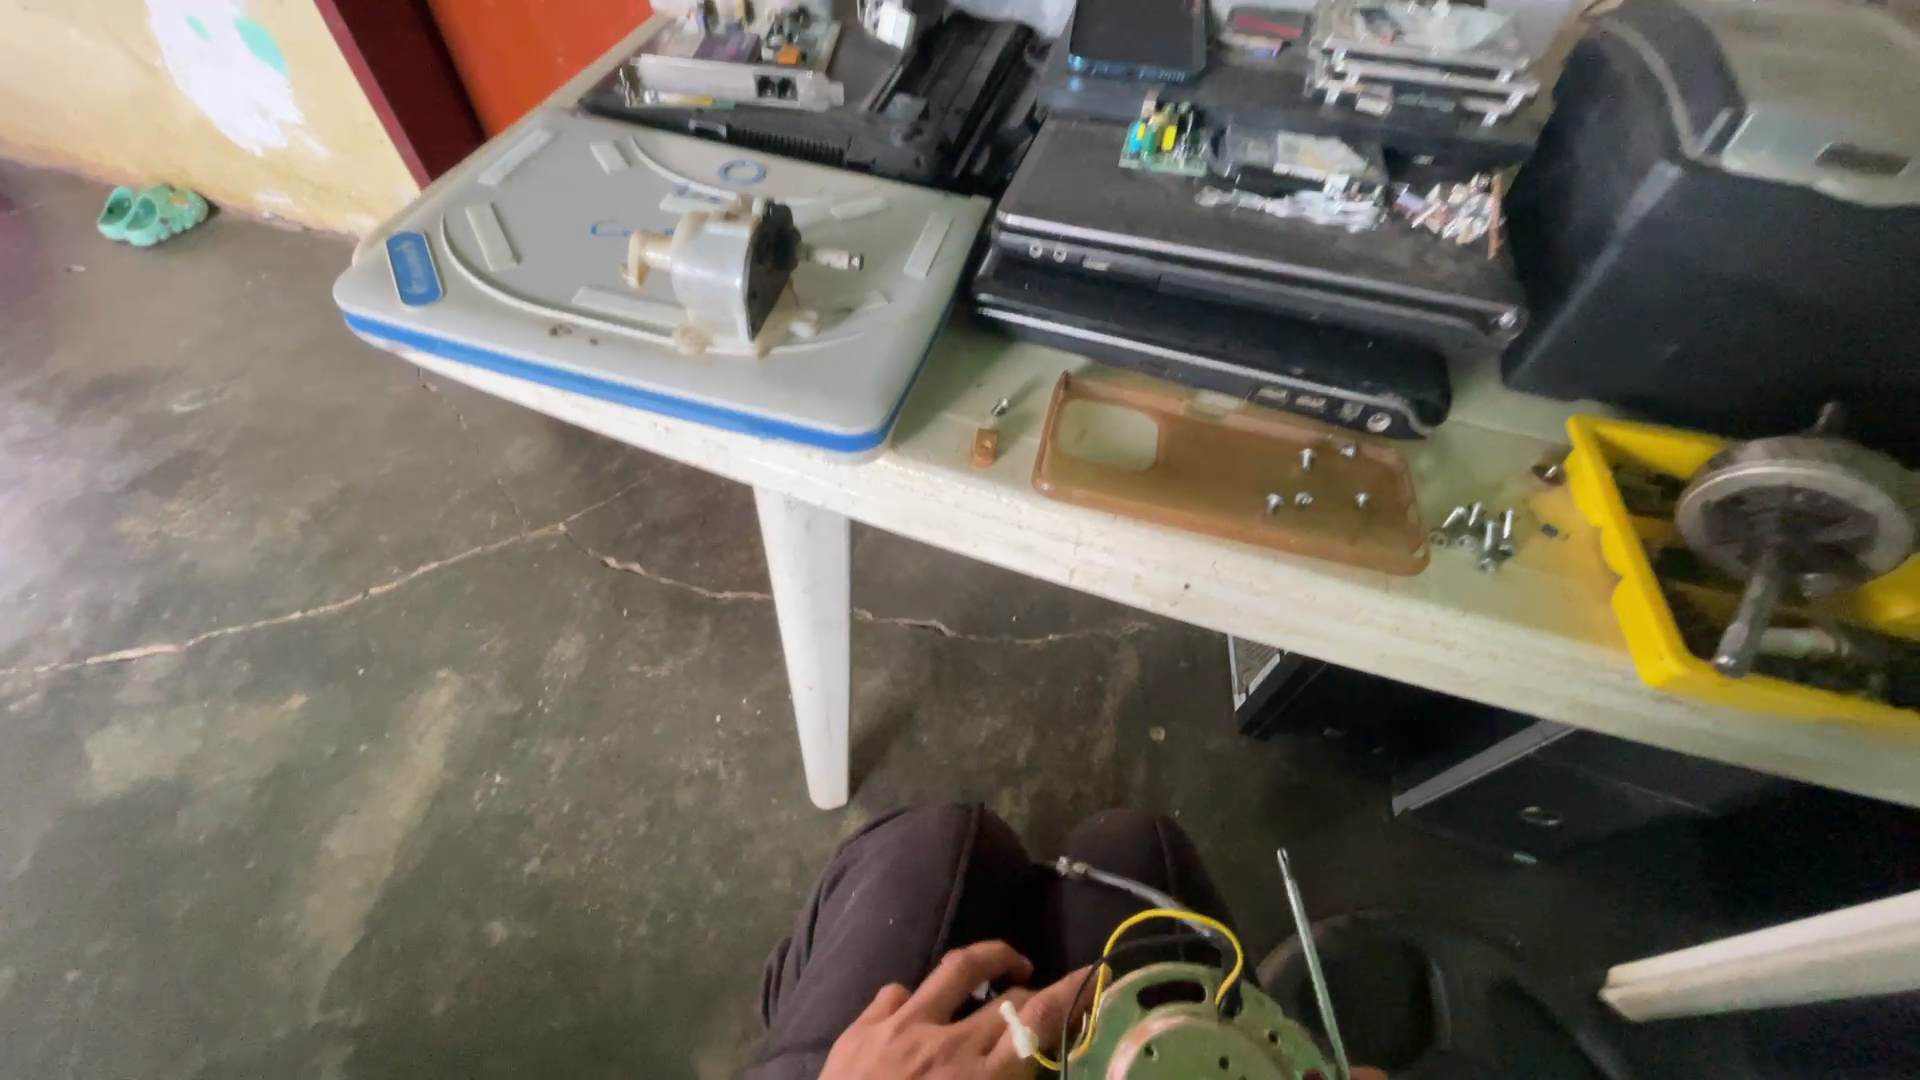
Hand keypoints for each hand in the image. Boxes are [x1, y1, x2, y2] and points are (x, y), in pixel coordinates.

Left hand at [820, 941, 1089, 1078]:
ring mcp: (900, 1028)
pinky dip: (914, 998)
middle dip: (1030, 990)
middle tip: (1039, 996)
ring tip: (1003, 966)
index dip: (1069, 993)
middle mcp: (945, 1045)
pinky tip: (916, 1013)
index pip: (1036, 1023)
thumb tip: (1022, 1066)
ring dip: (988, 961)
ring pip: (957, 969)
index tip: (1091, 973)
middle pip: (1006, 998)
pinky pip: (898, 991)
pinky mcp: (861, 1028)